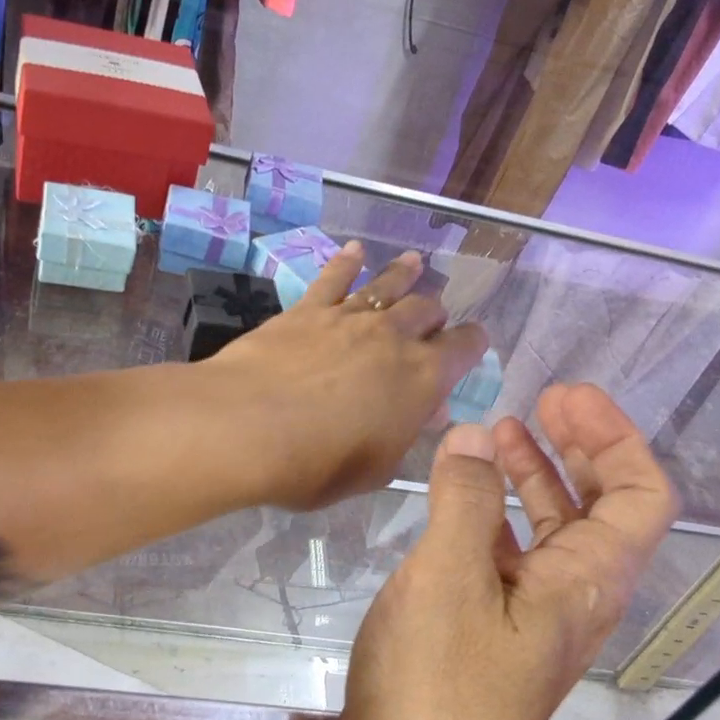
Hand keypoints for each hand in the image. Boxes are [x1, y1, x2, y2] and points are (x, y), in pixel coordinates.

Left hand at [205, 241, 486, 510]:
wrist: (247, 427)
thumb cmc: (317, 464)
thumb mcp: (375, 468)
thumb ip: (403, 435)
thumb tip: (421, 410)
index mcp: (422, 379)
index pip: (463, 349)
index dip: (471, 344)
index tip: (473, 342)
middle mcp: (393, 337)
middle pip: (426, 312)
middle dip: (434, 315)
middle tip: (433, 320)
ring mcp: (348, 318)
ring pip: (386, 286)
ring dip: (404, 273)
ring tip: (415, 261)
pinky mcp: (306, 310)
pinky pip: (333, 278)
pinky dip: (347, 263)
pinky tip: (354, 251)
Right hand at [336, 385, 679, 719]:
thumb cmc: (436, 683)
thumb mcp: (447, 576)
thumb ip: (466, 498)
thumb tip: (474, 437)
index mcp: (584, 584)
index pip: (640, 497)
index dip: (614, 437)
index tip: (565, 395)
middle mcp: (574, 601)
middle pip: (603, 511)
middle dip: (579, 449)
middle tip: (542, 400)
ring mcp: (535, 622)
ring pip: (554, 534)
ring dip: (536, 479)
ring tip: (498, 434)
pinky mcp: (496, 638)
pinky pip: (514, 560)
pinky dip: (497, 518)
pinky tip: (460, 502)